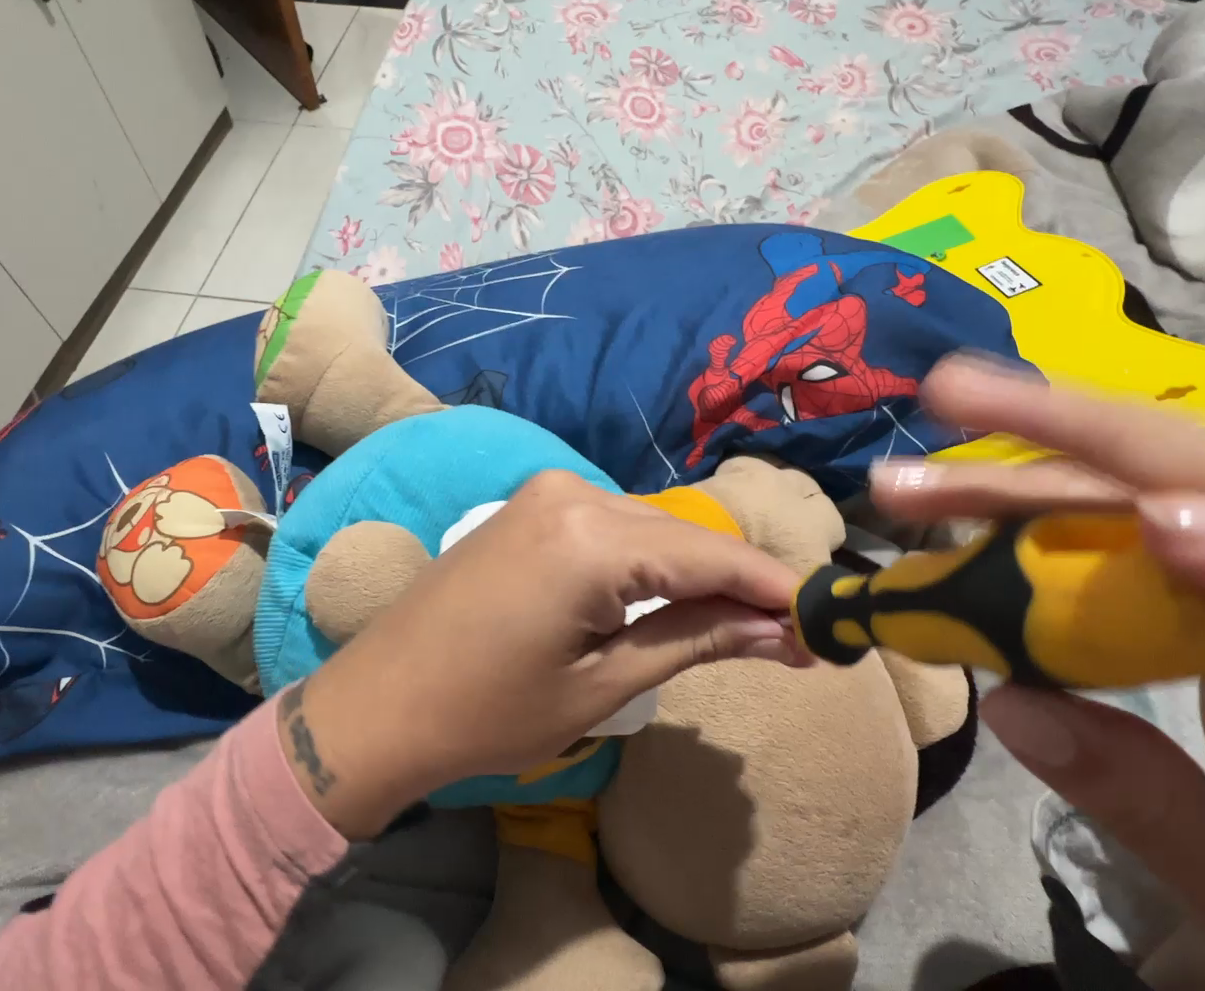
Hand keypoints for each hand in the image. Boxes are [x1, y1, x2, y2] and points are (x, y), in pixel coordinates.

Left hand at [277, 470, 805, 837]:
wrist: (376, 705)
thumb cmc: (486, 713)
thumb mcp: (603, 686)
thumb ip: (695, 642)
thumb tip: (782, 631)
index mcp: (591, 538)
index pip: (713, 555)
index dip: (776, 589)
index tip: (828, 626)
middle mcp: (573, 492)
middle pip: (686, 534)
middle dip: (740, 583)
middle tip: (792, 640)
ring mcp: (546, 493)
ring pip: (654, 527)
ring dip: (697, 571)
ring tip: (743, 626)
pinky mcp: (530, 506)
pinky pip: (614, 526)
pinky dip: (652, 560)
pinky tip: (674, 597)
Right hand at [871, 356, 1204, 990]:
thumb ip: (1179, 824)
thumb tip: (1014, 706)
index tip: (1166, 535)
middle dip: (1092, 438)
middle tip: (954, 401)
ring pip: (1169, 495)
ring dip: (1035, 476)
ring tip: (912, 481)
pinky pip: (1136, 544)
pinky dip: (1042, 530)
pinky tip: (964, 526)